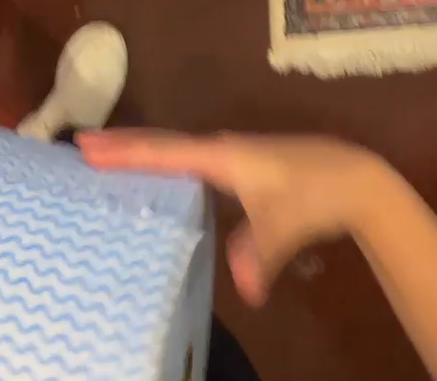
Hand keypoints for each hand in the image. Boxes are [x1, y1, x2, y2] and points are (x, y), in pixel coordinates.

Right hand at [78, 130, 392, 305]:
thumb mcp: (286, 225)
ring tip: (107, 155)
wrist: (354, 177)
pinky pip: (187, 158)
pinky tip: (159, 174)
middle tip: (81, 144)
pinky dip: (162, 160)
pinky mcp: (239, 165)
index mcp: (220, 156)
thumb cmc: (316, 194)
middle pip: (161, 143)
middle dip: (122, 144)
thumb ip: (261, 252)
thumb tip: (246, 292)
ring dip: (140, 150)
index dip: (125, 152)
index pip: (163, 153)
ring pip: (173, 148)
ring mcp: (229, 154)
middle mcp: (218, 148)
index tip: (87, 145)